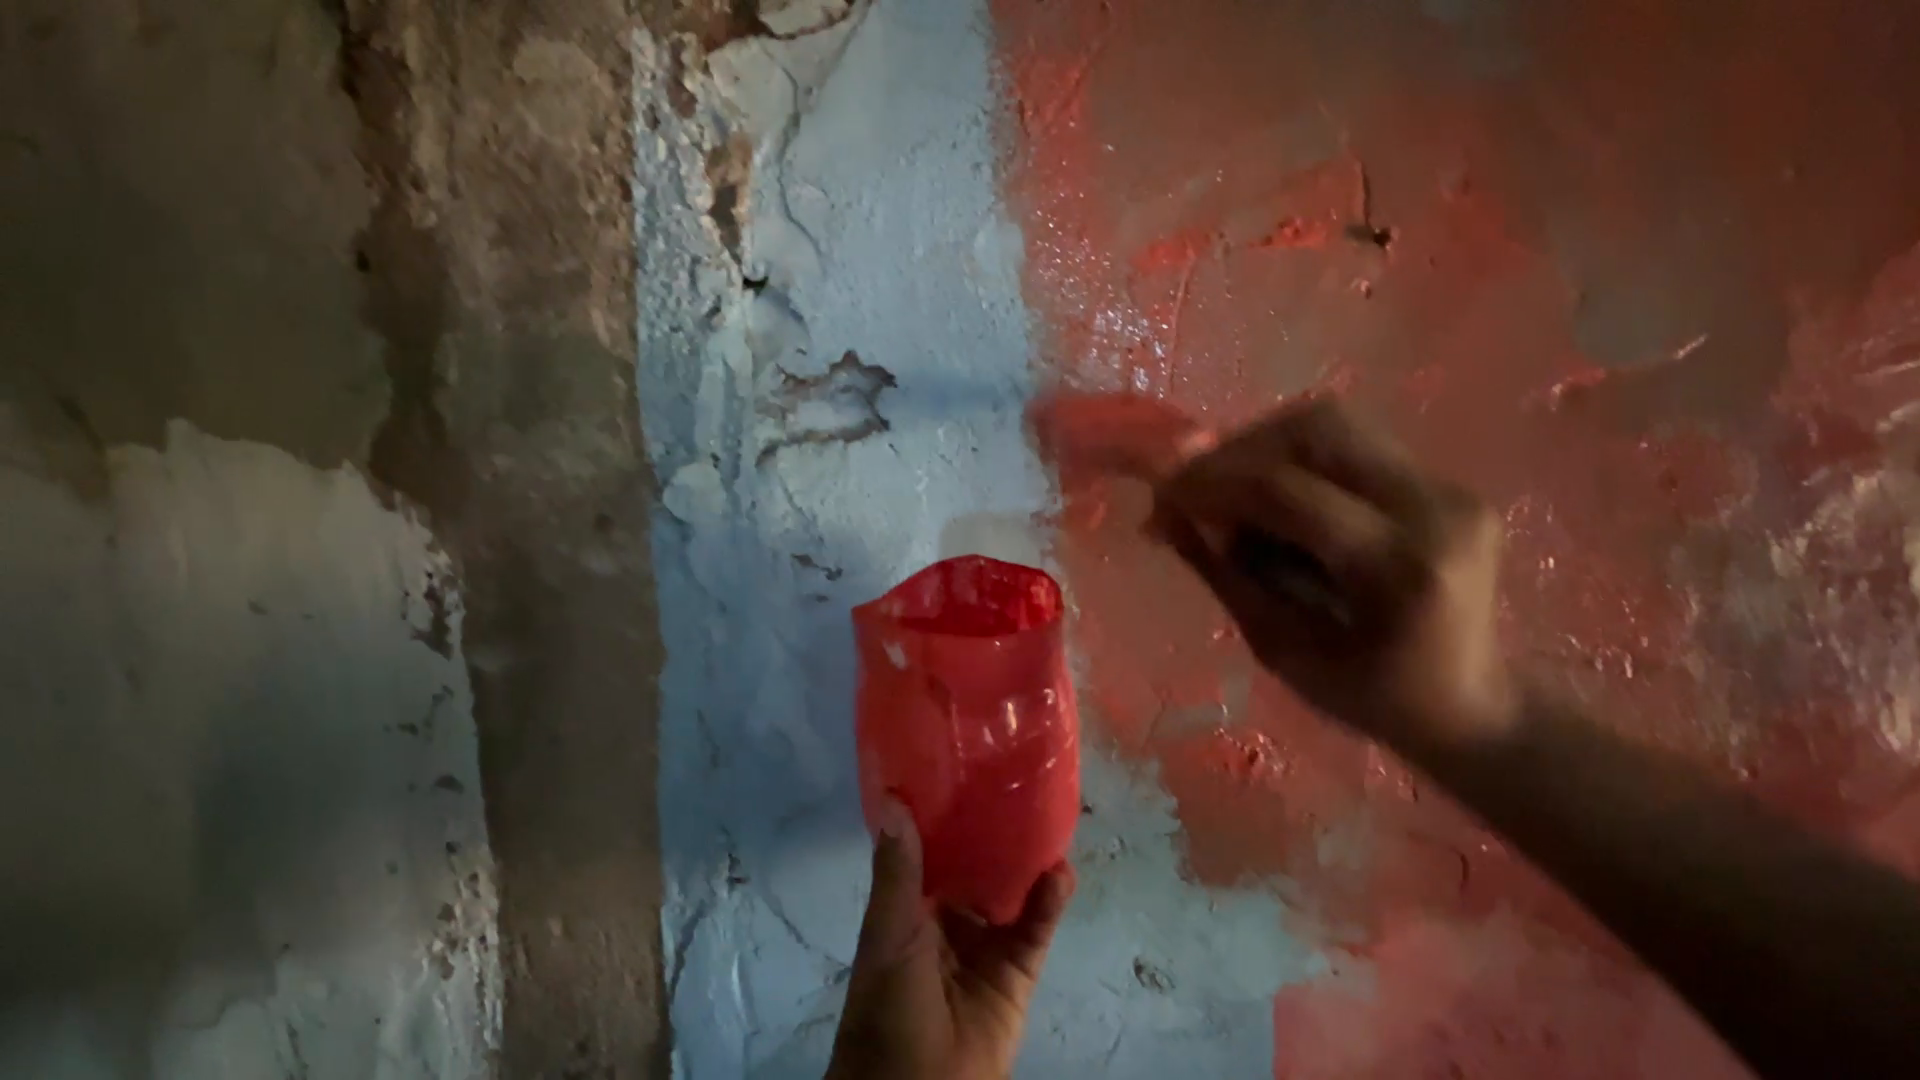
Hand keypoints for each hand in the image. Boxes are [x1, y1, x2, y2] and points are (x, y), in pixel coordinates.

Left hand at [826, 799, 1075, 1079]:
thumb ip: (897, 871)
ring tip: (1047, 810)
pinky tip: (1060, 871)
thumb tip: (892, 797)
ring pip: (1010, 889)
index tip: (962, 761)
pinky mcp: (1017, 969)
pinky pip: (1035, 927)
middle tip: (1016, 775)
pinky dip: (1049, 900)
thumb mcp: (889, 934)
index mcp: (910, 904)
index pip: (930, 846)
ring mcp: (985, 941)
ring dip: (1027, 858)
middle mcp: (948, 915)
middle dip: (994, 827)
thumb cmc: (888, 1008)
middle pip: (976, 862)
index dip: (944, 809)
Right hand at [1151, 399, 1517, 753]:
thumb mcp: (1282, 650)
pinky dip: (1293, 456)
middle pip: (1317, 430)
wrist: (1471, 702)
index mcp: (1400, 567)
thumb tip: (1168, 512)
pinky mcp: (1443, 479)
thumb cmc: (1369, 697)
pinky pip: (1350, 441)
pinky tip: (1269, 494)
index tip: (1160, 498)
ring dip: (1262, 445)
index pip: (1288, 493)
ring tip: (1226, 487)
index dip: (1211, 485)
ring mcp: (1448, 485)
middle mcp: (1435, 508)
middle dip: (1236, 450)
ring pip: (1332, 421)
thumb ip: (1225, 574)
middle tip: (1191, 486)